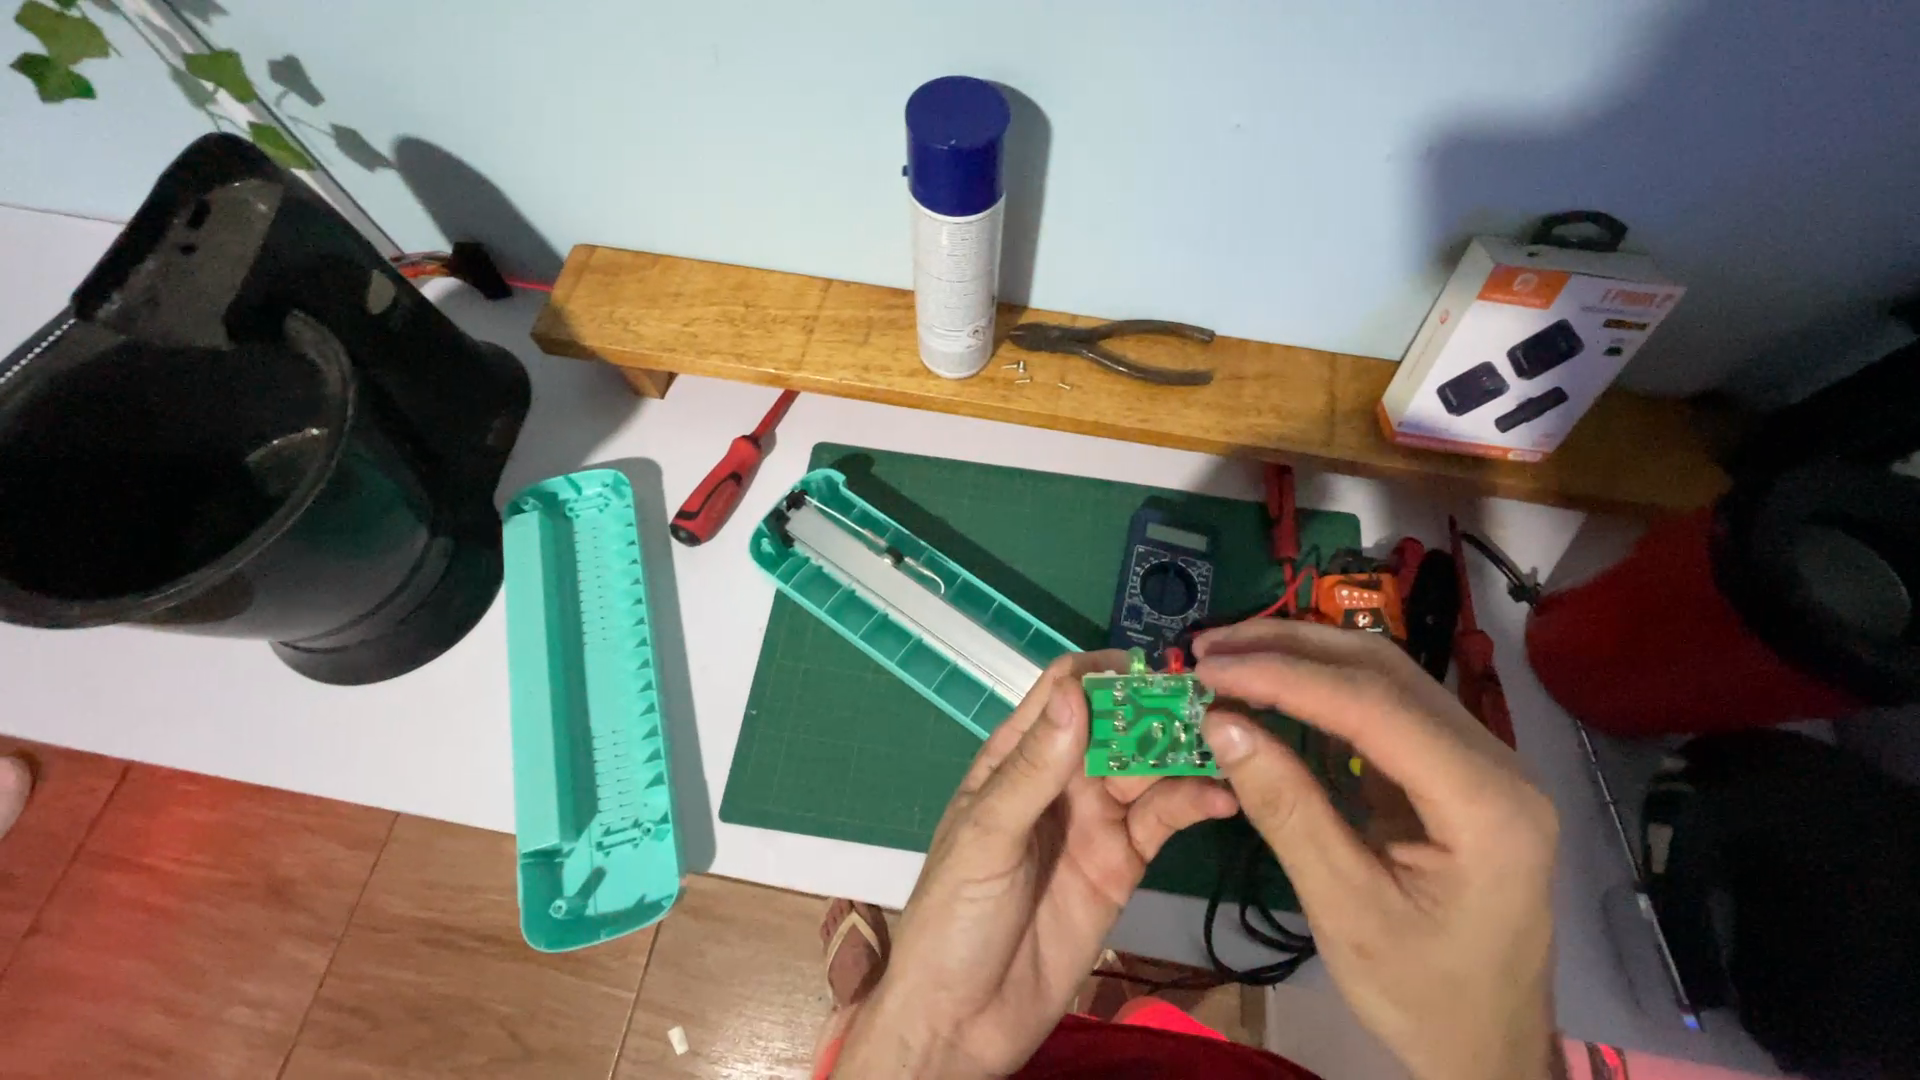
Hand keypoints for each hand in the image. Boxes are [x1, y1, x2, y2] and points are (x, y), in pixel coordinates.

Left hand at [837, 650, 1238, 1078]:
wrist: (964, 1018)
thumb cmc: (955, 915)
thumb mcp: (986, 837)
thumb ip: (1031, 770)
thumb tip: (1074, 695)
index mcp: (1017, 757)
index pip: (1063, 693)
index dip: (1102, 673)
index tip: (1151, 667)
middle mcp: (1061, 778)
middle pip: (1115, 725)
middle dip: (1156, 709)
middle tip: (1210, 702)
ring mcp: (1095, 819)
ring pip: (1146, 768)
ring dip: (1184, 753)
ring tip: (1229, 743)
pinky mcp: (1122, 862)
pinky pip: (1162, 821)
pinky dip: (1193, 803)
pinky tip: (1222, 798)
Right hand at [1194, 620, 1559, 1079]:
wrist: (1488, 1045)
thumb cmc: (1420, 993)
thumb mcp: (1342, 907)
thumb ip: (1284, 808)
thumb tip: (1220, 723)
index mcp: (1485, 803)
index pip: (1373, 705)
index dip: (1282, 677)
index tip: (1206, 669)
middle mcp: (1493, 761)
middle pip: (1381, 670)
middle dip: (1286, 648)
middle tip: (1205, 648)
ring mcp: (1476, 759)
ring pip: (1381, 674)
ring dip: (1299, 656)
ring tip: (1225, 655)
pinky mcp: (1449, 766)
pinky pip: (1379, 704)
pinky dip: (1315, 686)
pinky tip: (1268, 686)